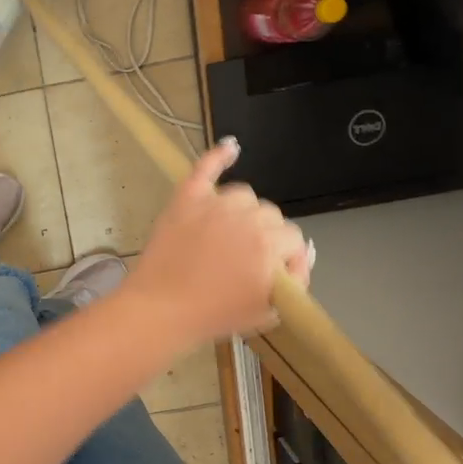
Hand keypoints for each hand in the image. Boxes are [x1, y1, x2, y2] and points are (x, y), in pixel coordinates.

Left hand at [123, 137, 311, 346]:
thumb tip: (304, 254)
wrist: (159, 310)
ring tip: (230, 234)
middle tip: (245, 260)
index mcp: (270, 245)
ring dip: (243, 212)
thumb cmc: (212, 316)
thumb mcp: (265, 311)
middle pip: (270, 215)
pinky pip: (205, 169)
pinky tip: (231, 147)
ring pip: (243, 196)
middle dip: (265, 236)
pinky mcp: (185, 200)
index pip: (293, 239)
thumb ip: (292, 282)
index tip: (272, 275)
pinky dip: (218, 156)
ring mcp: (214, 205)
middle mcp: (246, 218)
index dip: (285, 259)